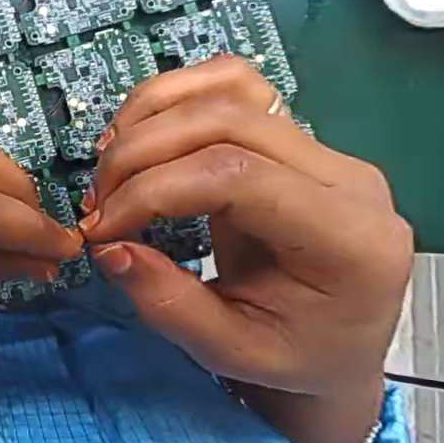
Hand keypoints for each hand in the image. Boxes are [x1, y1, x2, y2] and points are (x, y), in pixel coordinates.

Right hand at [80, 57, 412, 442]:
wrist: (336, 345)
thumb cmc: (290, 356)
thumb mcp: (226, 351)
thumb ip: (165, 301)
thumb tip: (107, 244)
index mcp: (346, 238)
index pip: (236, 175)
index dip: (151, 191)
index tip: (101, 230)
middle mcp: (345, 175)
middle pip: (226, 120)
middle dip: (138, 155)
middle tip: (96, 204)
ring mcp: (322, 147)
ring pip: (227, 87)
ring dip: (147, 117)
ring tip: (109, 165)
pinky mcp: (292, 136)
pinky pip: (230, 85)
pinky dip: (170, 98)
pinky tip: (136, 134)